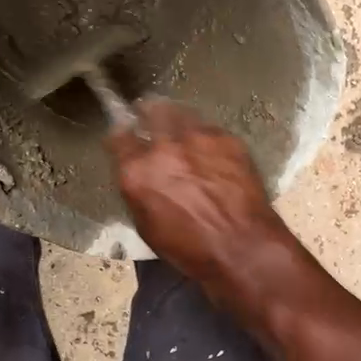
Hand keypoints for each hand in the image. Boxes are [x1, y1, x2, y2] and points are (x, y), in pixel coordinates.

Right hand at [105, 99, 296, 288]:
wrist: (242, 247)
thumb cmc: (190, 249)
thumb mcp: (147, 227)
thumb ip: (138, 191)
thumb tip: (139, 175)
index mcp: (137, 172)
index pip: (118, 136)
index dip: (121, 134)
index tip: (124, 136)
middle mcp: (163, 147)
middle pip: (151, 111)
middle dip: (149, 112)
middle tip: (151, 118)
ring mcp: (197, 138)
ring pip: (181, 113)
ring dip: (177, 120)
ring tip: (182, 130)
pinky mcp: (227, 138)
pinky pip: (210, 128)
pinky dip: (205, 136)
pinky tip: (211, 149)